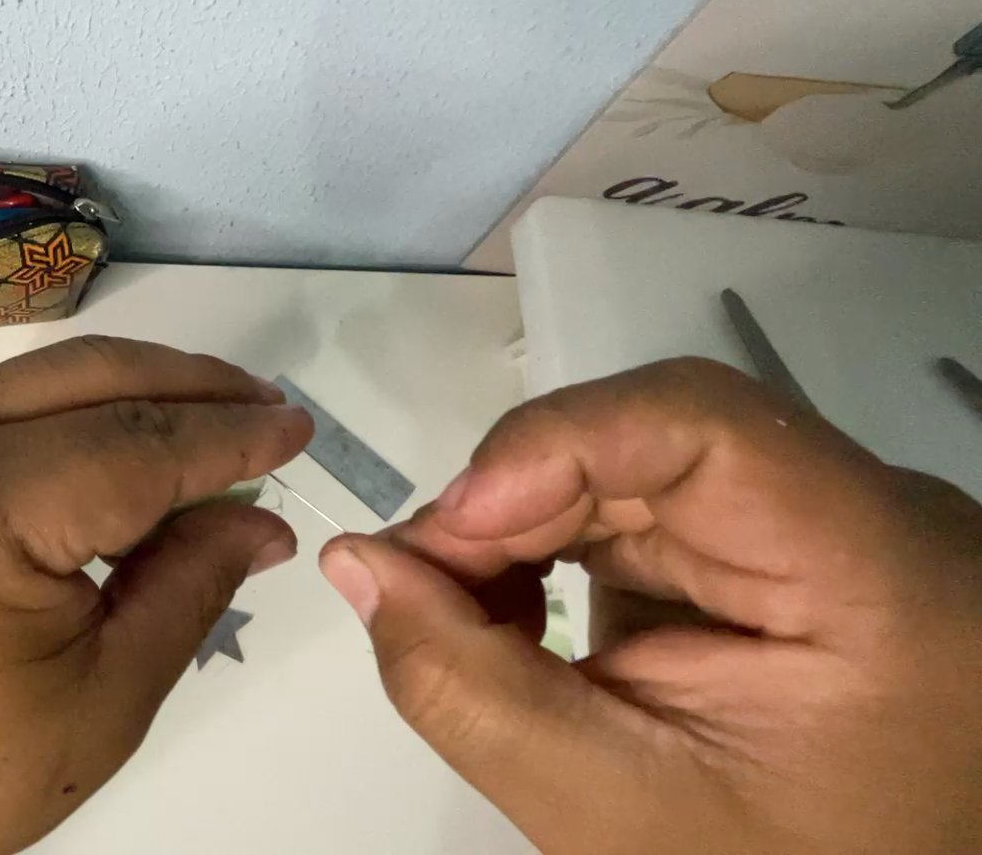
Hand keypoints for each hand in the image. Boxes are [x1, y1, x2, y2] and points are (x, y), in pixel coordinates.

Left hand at [0, 337, 311, 851]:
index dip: (227, 437)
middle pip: (89, 378)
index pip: (133, 447)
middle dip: (189, 386)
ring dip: (136, 388)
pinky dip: (78, 410)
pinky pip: (6, 402)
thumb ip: (192, 584)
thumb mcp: (105, 694)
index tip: (297, 427)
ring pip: (46, 377)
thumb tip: (263, 520)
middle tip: (264, 407)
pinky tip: (128, 438)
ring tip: (214, 414)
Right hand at [320, 358, 981, 853]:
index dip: (553, 445)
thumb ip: (459, 684)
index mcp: (881, 584)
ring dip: (501, 531)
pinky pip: (604, 501)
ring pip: (600, 467)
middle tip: (414, 583)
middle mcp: (858, 521)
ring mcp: (800, 525)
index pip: (701, 423)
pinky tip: (503, 611)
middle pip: (629, 445)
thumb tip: (348, 558)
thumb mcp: (604, 808)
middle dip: (499, 510)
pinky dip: (527, 546)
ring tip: (454, 610)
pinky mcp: (743, 541)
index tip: (454, 524)